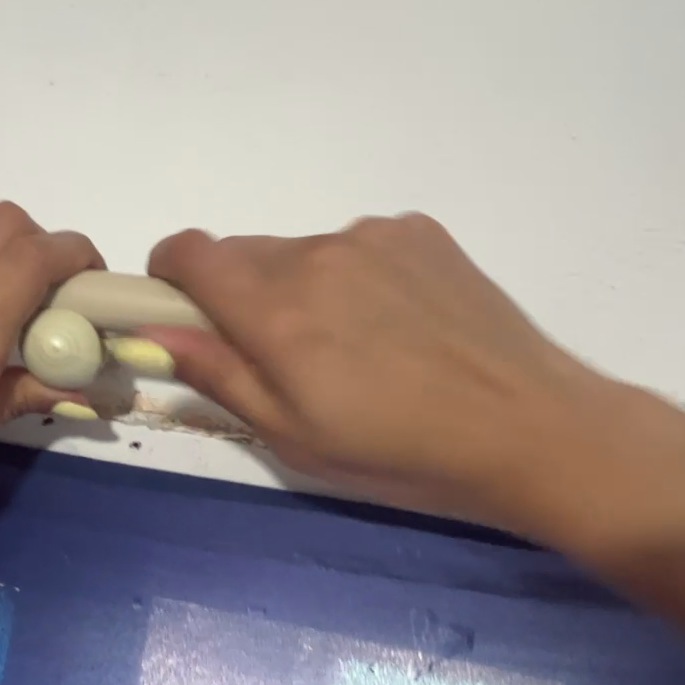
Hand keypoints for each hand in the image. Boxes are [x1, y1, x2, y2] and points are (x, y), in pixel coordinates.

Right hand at [143, 214, 624, 537]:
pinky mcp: (418, 230)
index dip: (171, 274)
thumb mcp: (293, 437)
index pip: (190, 251)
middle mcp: (316, 253)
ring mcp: (372, 236)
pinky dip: (355, 275)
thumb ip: (217, 373)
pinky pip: (357, 245)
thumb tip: (154, 331)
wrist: (530, 427)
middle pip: (243, 253)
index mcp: (276, 309)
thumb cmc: (399, 454)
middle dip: (239, 295)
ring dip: (302, 287)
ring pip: (302, 251)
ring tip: (358, 345)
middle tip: (284, 354)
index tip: (185, 311)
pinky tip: (400, 323)